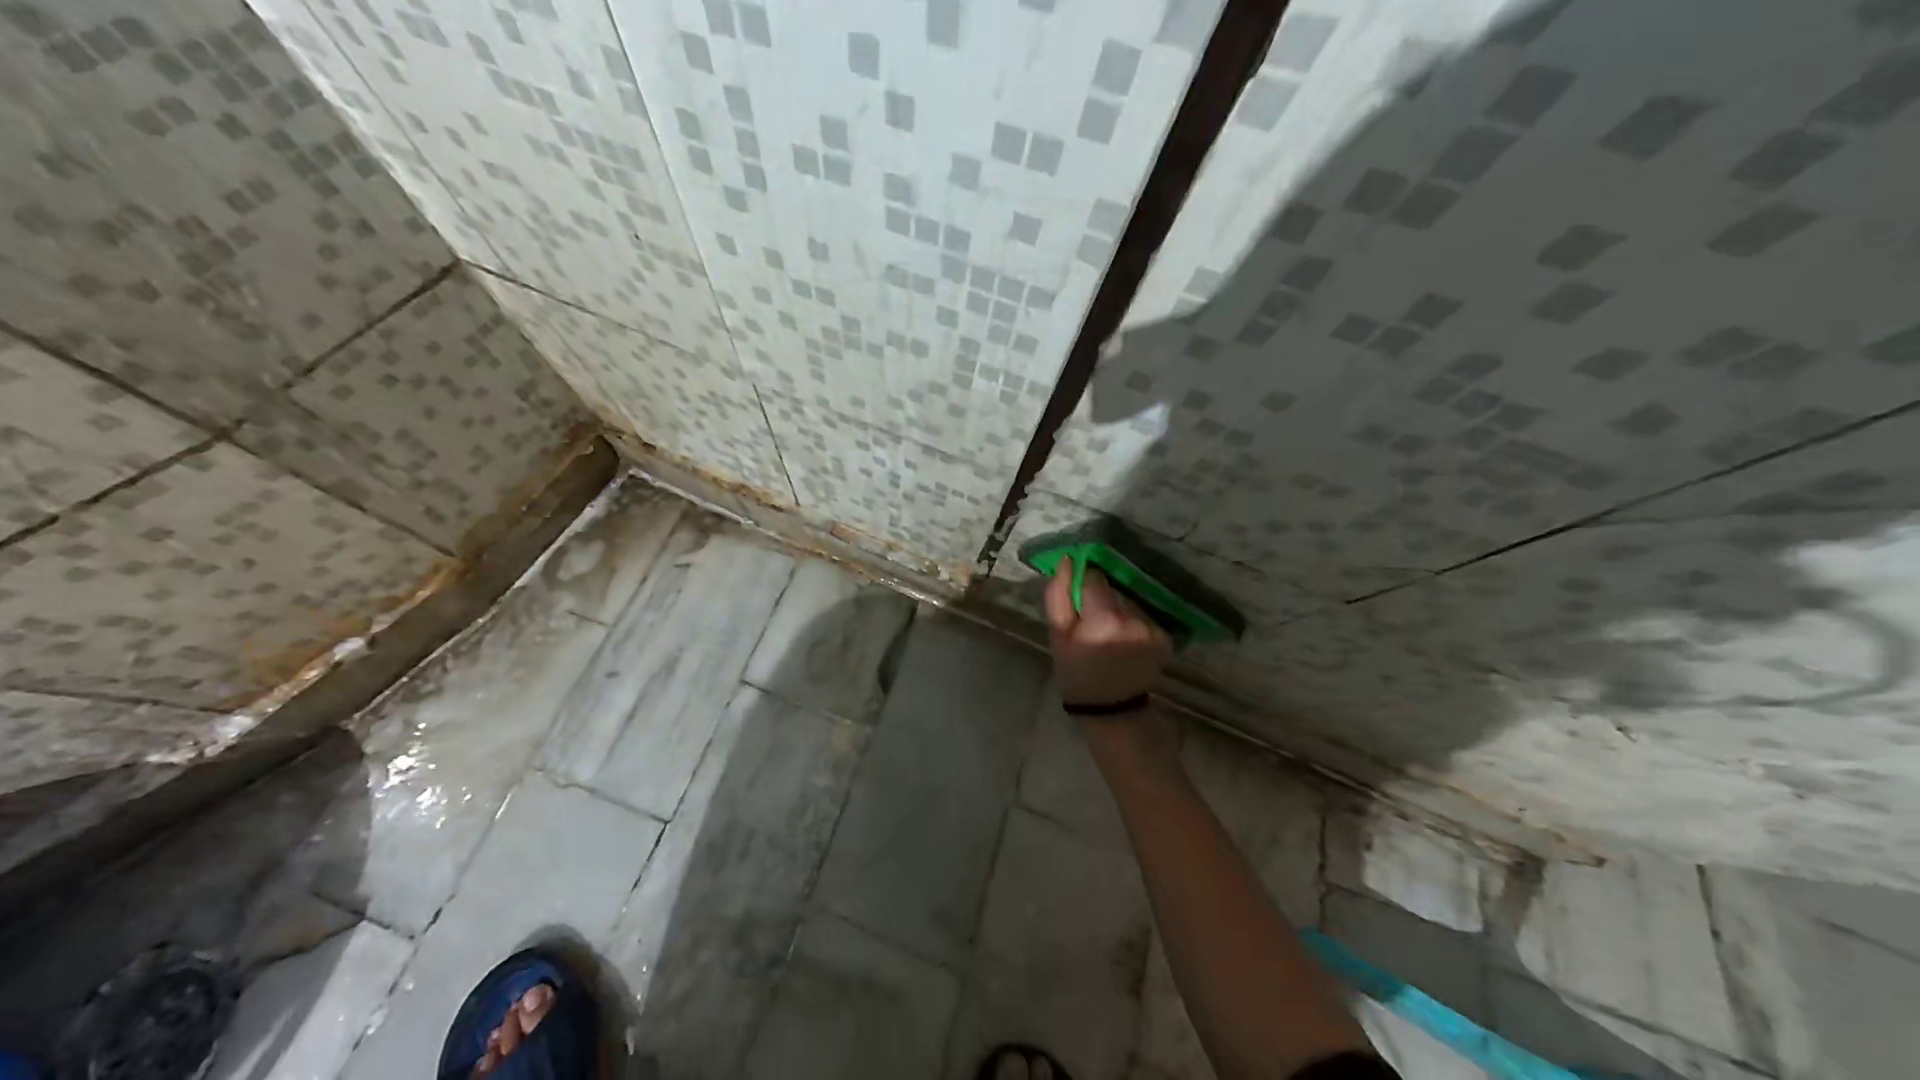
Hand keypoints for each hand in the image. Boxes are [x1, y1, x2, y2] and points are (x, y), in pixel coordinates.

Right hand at [1043, 557, 1173, 706]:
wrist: (1111, 708)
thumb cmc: (1076, 670)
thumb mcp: (1057, 634)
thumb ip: (1058, 594)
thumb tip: (1068, 560)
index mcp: (1104, 619)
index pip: (1095, 578)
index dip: (1084, 587)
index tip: (1079, 604)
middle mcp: (1134, 620)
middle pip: (1115, 589)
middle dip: (1102, 599)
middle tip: (1091, 622)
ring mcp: (1153, 629)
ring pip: (1130, 600)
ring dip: (1119, 609)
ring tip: (1109, 633)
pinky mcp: (1166, 637)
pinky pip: (1144, 615)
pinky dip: (1134, 621)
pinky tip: (1125, 640)